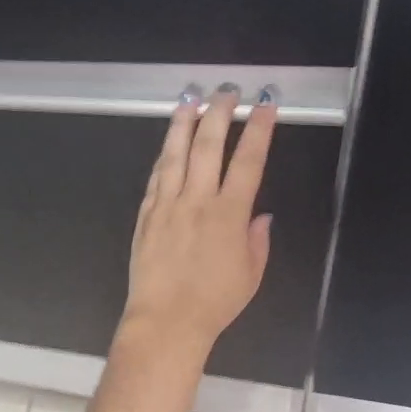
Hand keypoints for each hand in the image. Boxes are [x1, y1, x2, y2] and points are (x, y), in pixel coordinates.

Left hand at [120, 83, 276, 354]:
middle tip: (227, 91)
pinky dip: (164, 156)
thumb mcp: (251, 274)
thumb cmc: (214, 302)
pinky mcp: (145, 215)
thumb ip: (257, 240)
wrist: (166, 320)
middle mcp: (197, 202)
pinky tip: (168, 143)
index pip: (248, 161)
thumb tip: (261, 215)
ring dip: (184, 123)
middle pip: (208, 146)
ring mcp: (167, 205)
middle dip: (219, 113)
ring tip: (191, 99)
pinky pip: (156, 177)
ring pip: (175, 154)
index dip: (258, 129)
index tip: (265, 104)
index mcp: (230, 215)